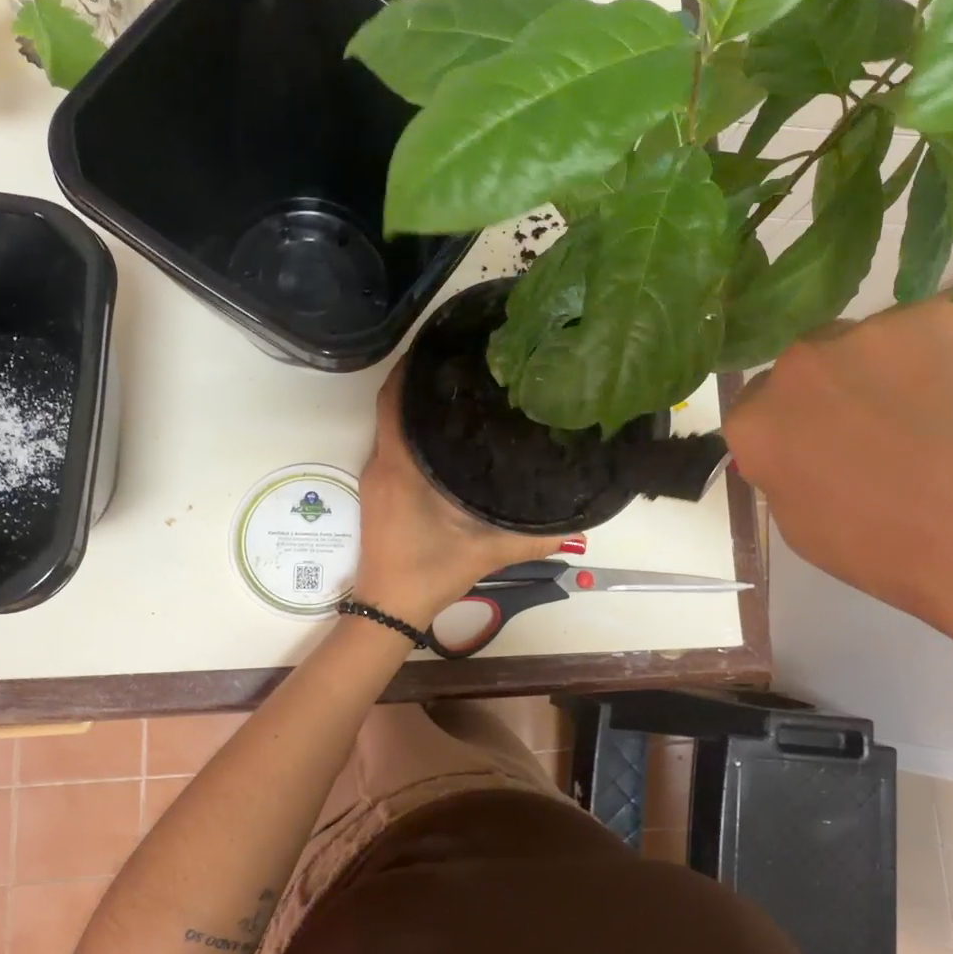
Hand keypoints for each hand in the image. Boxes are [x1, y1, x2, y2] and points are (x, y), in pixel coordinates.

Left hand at [352, 360, 560, 628]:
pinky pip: (391, 445)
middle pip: (393, 405)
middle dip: (422, 380)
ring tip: (460, 390)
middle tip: (464, 363)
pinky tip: (446, 432)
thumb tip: (576, 527)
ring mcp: (375, 478)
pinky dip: (411, 431)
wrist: (386, 609)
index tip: (442, 344)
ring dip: (416, 406)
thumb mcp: (484, 553)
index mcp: (399, 467)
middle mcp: (381, 464)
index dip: (411, 366)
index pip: (394, 399)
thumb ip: (531, 538)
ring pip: (391, 426)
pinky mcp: (378, 491)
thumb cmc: (427, 574)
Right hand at [723, 294, 952, 657]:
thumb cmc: (912, 559)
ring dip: (927, 368)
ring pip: (906, 337)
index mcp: (764, 418)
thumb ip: (790, 469)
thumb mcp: (811, 531)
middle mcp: (814, 358)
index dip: (807, 420)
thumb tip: (808, 444)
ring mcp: (900, 323)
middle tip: (909, 433)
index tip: (839, 443)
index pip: (767, 400)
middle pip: (830, 355)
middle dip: (858, 383)